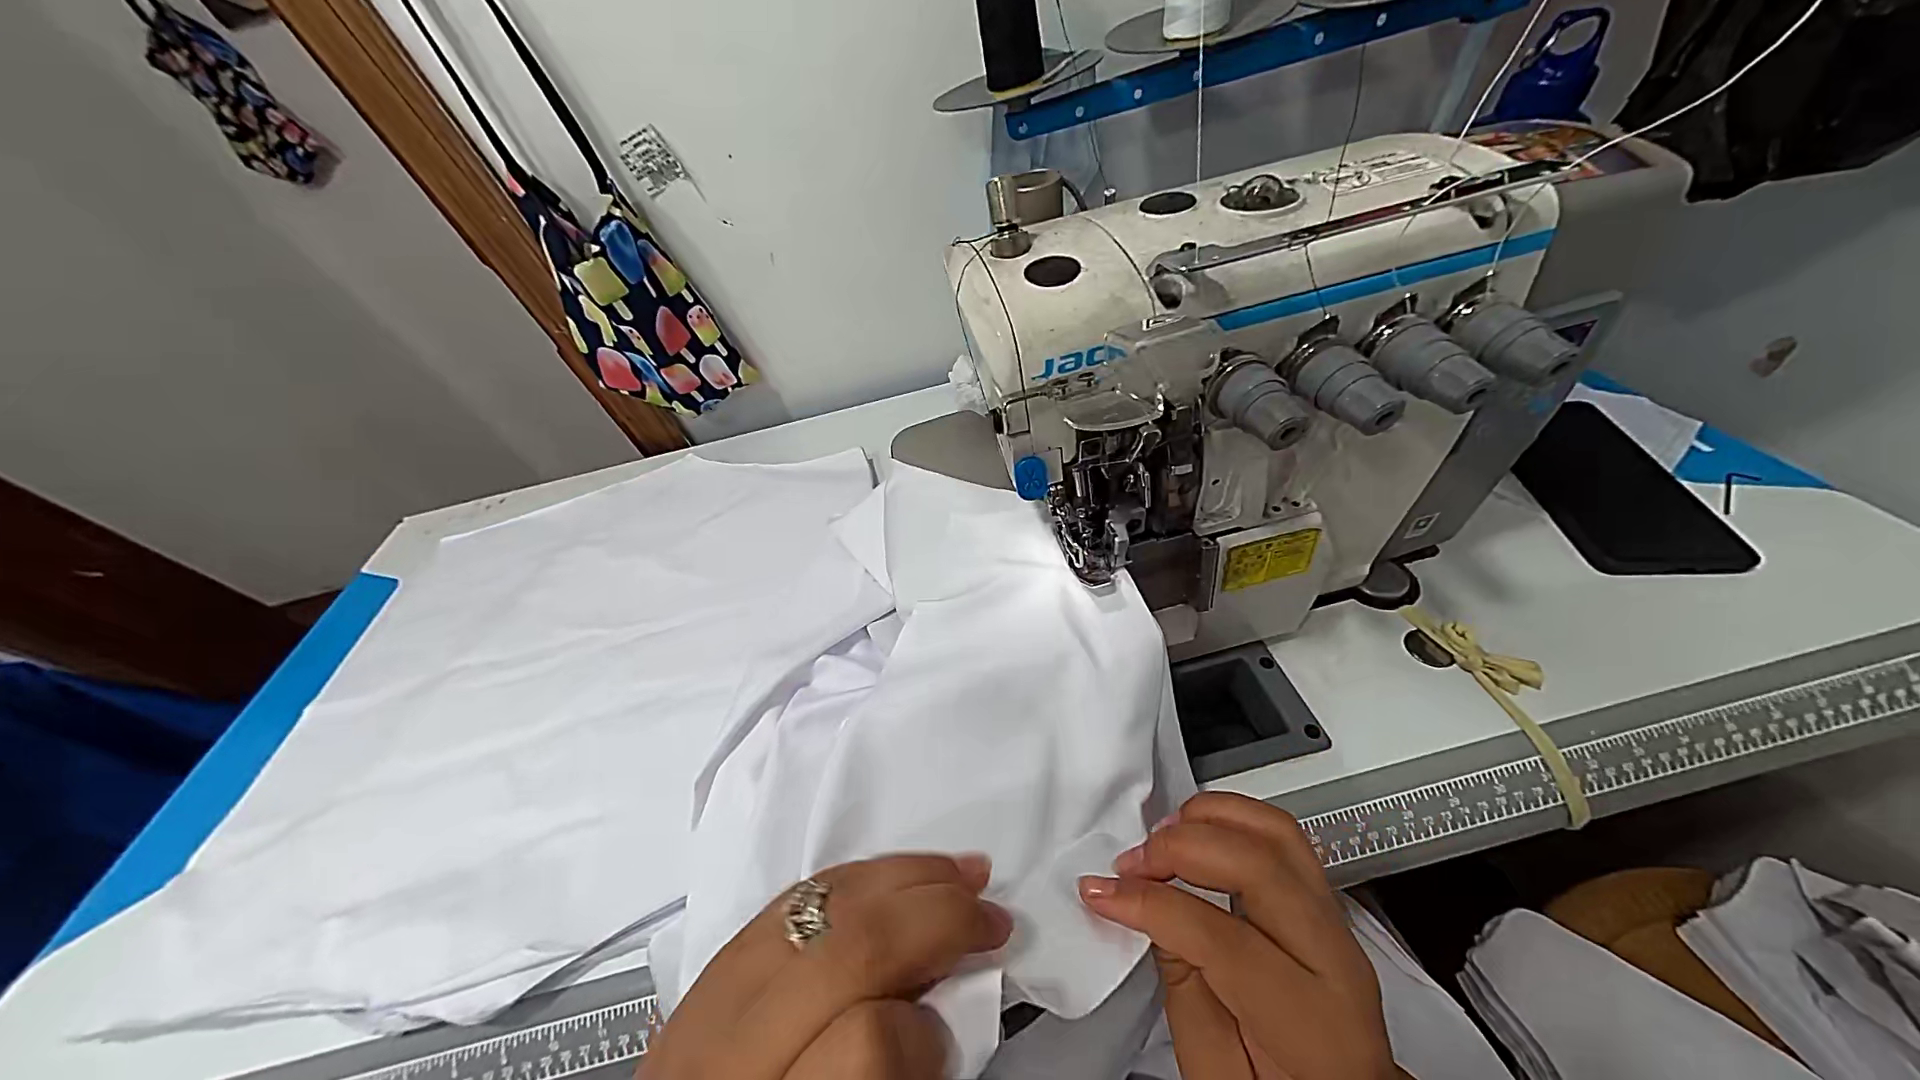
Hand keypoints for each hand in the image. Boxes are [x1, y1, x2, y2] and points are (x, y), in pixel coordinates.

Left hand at [641, 854, 1011, 1079]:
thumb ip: (893, 1072)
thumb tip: (941, 1012)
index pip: (865, 1042)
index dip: (927, 1030)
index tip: (952, 1035)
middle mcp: (728, 1048)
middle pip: (850, 947)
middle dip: (937, 918)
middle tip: (991, 921)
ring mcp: (713, 993)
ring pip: (823, 898)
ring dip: (906, 877)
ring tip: (962, 875)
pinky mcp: (714, 961)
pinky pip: (797, 892)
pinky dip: (860, 877)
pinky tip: (898, 874)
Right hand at [1079, 793, 1401, 1079]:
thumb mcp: (1215, 1069)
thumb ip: (1181, 985)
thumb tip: (1148, 911)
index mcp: (1309, 1020)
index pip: (1221, 935)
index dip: (1149, 904)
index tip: (1102, 892)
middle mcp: (1334, 960)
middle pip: (1258, 864)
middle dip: (1177, 847)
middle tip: (1130, 864)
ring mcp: (1334, 920)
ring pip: (1276, 831)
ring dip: (1207, 818)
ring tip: (1161, 837)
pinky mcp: (1323, 898)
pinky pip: (1281, 834)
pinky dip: (1229, 818)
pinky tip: (1195, 831)